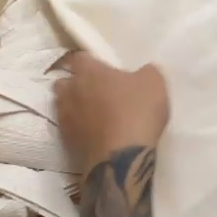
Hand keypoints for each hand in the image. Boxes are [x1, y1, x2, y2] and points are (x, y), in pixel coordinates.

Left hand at [55, 52, 169, 173]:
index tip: (100, 66)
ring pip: (62, 105)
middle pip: (64, 81)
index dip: (88, 61)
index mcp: (89, 72)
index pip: (78, 58)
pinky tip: (94, 133)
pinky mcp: (65, 142)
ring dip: (74, 106)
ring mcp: (65, 118)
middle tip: (96, 90)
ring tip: (93, 113)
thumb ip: (145, 72)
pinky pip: (68, 128)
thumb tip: (142, 72)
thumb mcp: (154, 83)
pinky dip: (78, 128)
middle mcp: (70, 91)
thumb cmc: (137, 111)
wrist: (121, 157)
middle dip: (75, 83)